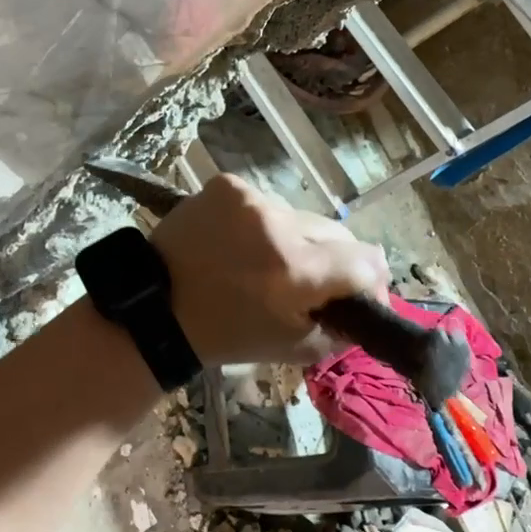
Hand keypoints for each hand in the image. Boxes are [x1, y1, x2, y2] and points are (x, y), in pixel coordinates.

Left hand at [150, 173, 388, 365]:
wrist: (158, 302)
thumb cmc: (227, 332)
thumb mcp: (296, 347)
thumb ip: (343, 325)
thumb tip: (371, 300)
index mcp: (298, 269)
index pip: (367, 260)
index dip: (372, 282)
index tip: (360, 296)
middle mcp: (279, 224)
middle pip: (337, 233)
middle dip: (335, 259)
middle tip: (314, 281)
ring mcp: (251, 199)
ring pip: (300, 216)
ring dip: (297, 238)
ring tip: (268, 262)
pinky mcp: (228, 184)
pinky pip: (266, 202)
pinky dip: (263, 223)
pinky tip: (241, 242)